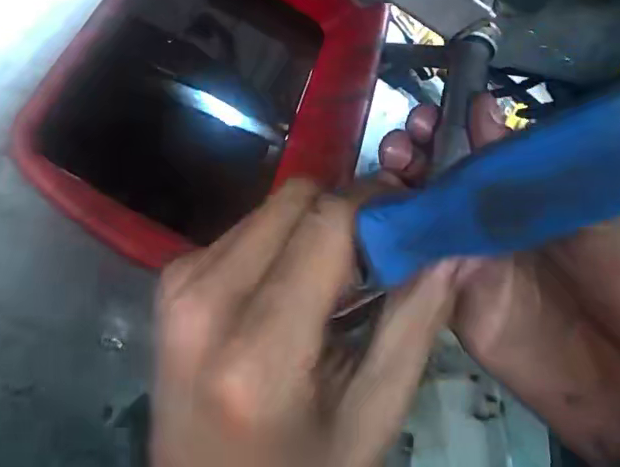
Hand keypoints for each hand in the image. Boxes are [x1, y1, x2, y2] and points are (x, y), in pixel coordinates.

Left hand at [152, 178, 457, 466]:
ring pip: (272, 206)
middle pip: (296, 199)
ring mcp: (180, 285)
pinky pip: (247, 225)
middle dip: (346, 210)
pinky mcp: (171, 279)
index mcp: (257, 349)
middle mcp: (205, 300)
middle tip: (378, 248)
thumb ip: (414, 321)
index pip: (327, 222)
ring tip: (338, 276)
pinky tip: (296, 286)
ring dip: (314, 224)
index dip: (376, 202)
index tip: (410, 213)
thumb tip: (448, 239)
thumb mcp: (370, 419)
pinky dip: (283, 240)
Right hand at [378, 93, 619, 464]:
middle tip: (402, 141)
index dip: (445, 126)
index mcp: (528, 188)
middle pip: (439, 176)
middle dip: (413, 151)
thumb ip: (526, 167)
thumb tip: (481, 108)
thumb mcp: (588, 210)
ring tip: (389, 170)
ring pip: (423, 216)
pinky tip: (382, 222)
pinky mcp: (460, 307)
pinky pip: (421, 269)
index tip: (426, 114)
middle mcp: (494, 219)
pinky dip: (399, 244)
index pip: (475, 146)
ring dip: (397, 188)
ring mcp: (474, 261)